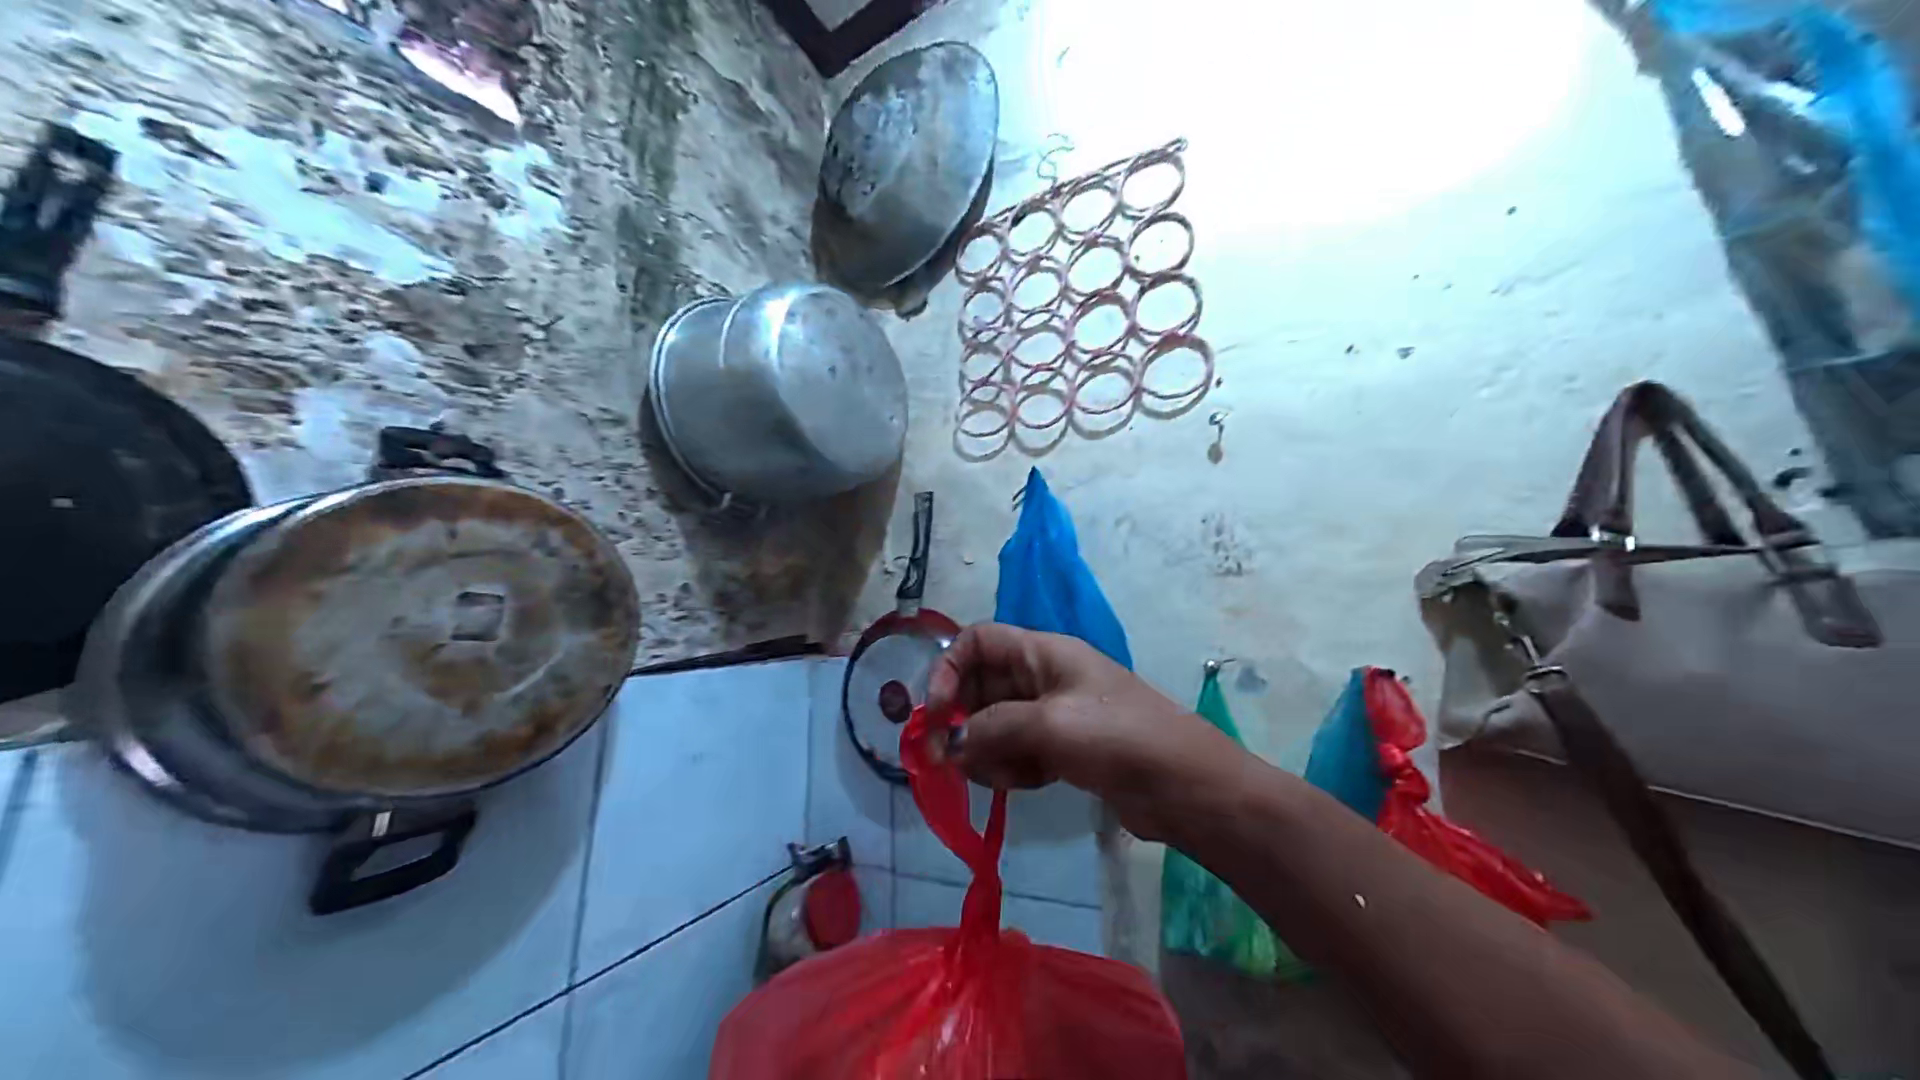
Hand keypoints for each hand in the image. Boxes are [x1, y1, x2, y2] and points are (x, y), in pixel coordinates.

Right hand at [925, 623, 1246, 840]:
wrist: (1188, 787)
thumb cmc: (1119, 738)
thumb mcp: (1050, 724)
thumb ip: (990, 728)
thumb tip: (948, 746)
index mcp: (1043, 652)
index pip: (978, 642)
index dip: (949, 670)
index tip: (936, 714)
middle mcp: (1044, 677)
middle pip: (981, 688)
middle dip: (962, 722)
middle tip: (949, 762)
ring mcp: (1053, 715)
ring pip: (995, 725)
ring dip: (985, 751)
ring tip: (1001, 777)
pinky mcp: (1063, 750)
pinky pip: (1017, 752)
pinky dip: (1010, 768)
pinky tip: (1025, 785)